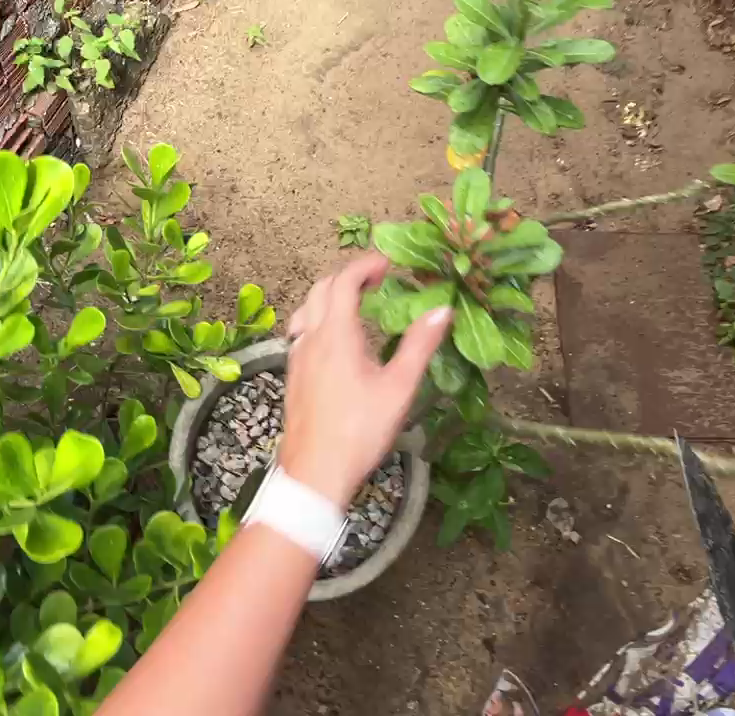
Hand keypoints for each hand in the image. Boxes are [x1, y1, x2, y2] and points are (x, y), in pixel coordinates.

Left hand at [276, 252, 452, 507]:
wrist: (313, 471)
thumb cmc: (358, 431)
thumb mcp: (398, 389)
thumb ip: (419, 346)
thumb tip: (441, 311)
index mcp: (336, 334)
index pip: (344, 281)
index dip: (365, 265)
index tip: (388, 264)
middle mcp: (311, 337)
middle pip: (322, 288)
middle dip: (348, 276)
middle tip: (376, 281)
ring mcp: (298, 354)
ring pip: (307, 308)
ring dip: (330, 295)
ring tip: (356, 304)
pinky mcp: (293, 372)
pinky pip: (302, 330)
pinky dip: (319, 318)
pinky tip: (335, 340)